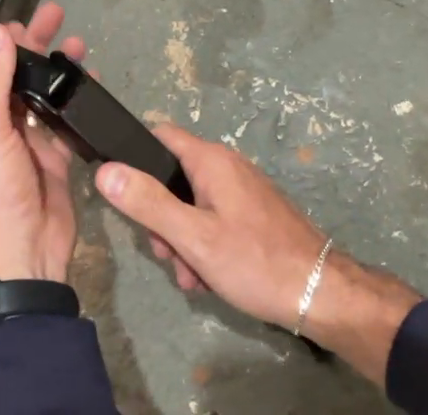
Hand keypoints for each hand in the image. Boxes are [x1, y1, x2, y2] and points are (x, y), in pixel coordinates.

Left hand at [0, 4, 86, 285]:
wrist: (26, 251)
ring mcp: (27, 141)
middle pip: (18, 77)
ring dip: (58, 70)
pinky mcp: (53, 155)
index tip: (29, 21)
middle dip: (36, 47)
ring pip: (42, 95)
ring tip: (79, 44)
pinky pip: (63, 119)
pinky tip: (89, 81)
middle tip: (58, 16)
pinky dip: (75, 99)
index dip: (8, 44)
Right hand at [95, 127, 421, 382]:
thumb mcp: (192, 236)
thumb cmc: (254, 260)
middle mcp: (226, 165)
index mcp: (210, 159)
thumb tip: (106, 170)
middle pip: (173, 178)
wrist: (320, 292)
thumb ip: (147, 203)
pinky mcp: (253, 214)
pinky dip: (205, 246)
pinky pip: (214, 220)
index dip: (135, 158)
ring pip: (192, 206)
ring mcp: (242, 190)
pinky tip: (211, 279)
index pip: (159, 135)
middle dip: (162, 219)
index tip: (124, 193)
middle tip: (167, 255)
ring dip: (183, 241)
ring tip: (193, 278)